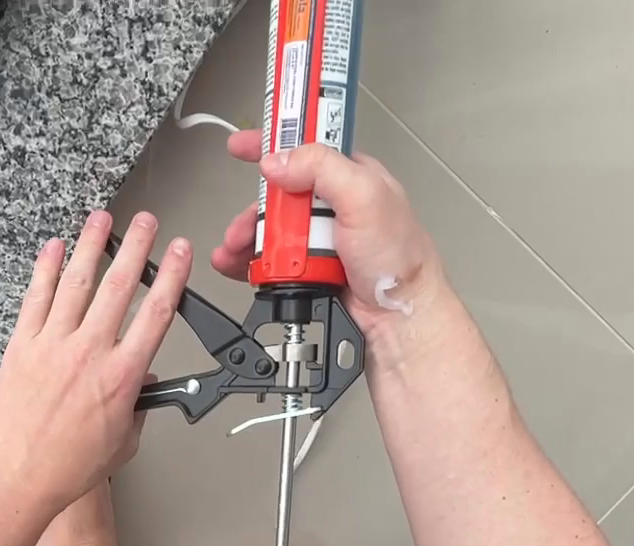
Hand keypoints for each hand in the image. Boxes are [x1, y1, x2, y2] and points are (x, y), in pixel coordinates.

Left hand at [0, 209, 190, 520]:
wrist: (20, 475)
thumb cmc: (67, 466)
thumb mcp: (122, 443)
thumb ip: (136, 410)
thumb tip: (138, 392)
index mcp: (121, 376)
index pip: (155, 314)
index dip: (171, 277)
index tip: (179, 253)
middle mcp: (89, 352)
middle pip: (119, 286)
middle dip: (136, 247)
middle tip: (145, 223)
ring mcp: (53, 345)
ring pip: (76, 282)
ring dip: (92, 245)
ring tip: (101, 219)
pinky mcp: (23, 347)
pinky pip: (36, 298)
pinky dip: (46, 270)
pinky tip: (54, 249)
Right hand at [210, 130, 451, 345]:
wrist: (396, 317)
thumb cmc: (398, 261)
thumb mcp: (365, 198)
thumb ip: (323, 168)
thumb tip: (280, 161)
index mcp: (350, 177)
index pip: (307, 146)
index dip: (274, 140)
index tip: (243, 145)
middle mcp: (333, 206)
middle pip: (280, 196)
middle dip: (253, 210)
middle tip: (242, 225)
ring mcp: (319, 240)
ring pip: (272, 231)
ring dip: (248, 241)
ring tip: (236, 253)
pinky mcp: (309, 269)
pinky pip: (273, 262)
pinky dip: (252, 265)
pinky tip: (241, 268)